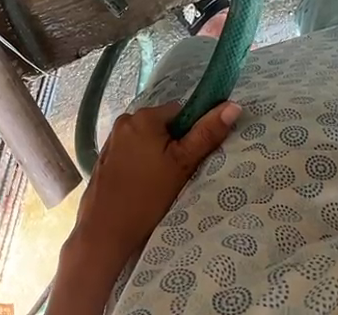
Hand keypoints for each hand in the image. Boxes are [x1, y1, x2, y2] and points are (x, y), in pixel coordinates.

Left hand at [65, 98, 242, 266]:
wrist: (104, 232)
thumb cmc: (147, 196)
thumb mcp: (183, 164)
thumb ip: (207, 133)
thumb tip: (233, 105)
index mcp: (145, 116)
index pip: (180, 112)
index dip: (189, 134)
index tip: (189, 158)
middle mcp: (126, 120)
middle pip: (161, 125)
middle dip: (171, 145)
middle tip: (175, 175)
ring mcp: (112, 139)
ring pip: (145, 140)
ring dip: (155, 155)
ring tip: (158, 184)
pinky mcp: (104, 157)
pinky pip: (130, 151)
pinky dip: (139, 163)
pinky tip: (141, 187)